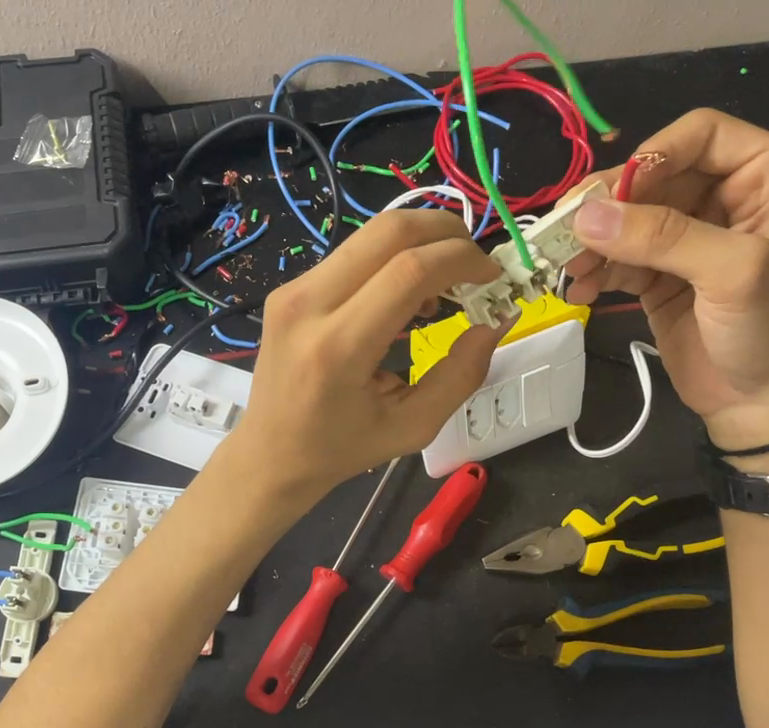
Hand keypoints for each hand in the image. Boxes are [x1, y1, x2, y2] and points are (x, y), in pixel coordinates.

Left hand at [221, 210, 505, 497]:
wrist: (271, 455)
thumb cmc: (342, 449)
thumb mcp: (413, 427)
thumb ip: (461, 375)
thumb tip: (497, 321)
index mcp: (336, 349)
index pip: (408, 271)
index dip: (461, 260)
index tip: (492, 277)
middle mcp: (308, 307)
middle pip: (388, 231)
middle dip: (446, 233)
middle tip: (474, 264)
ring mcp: (292, 292)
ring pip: (369, 235)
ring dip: (419, 245)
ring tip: (441, 288)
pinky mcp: (289, 289)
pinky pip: (351, 254)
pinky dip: (391, 259)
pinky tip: (405, 297)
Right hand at [562, 109, 768, 451]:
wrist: (766, 408)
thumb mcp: (731, 273)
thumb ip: (662, 237)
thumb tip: (585, 216)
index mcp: (767, 175)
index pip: (700, 134)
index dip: (653, 156)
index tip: (612, 196)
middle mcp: (726, 198)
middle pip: (652, 177)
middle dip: (609, 205)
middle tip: (565, 232)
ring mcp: (689, 240)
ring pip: (628, 219)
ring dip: (593, 242)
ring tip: (568, 271)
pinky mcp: (660, 277)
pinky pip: (618, 259)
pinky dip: (594, 272)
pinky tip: (579, 291)